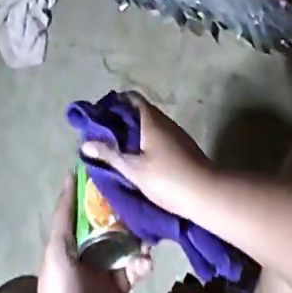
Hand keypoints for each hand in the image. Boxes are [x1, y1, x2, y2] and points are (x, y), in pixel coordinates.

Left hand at [30, 176, 151, 292]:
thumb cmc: (60, 292)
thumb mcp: (58, 248)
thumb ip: (65, 213)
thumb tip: (71, 173)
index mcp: (72, 237)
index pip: (90, 207)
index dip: (104, 191)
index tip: (122, 171)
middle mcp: (90, 249)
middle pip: (113, 223)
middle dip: (128, 214)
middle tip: (145, 201)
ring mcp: (107, 268)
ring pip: (128, 243)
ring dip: (139, 239)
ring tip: (150, 236)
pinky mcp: (122, 287)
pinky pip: (136, 268)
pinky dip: (144, 263)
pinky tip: (147, 262)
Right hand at [79, 93, 214, 218]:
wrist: (207, 194)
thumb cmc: (167, 178)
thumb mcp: (133, 169)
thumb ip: (110, 154)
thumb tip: (85, 144)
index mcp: (151, 119)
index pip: (131, 98)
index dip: (114, 103)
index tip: (99, 116)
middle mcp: (164, 121)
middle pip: (139, 112)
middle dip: (120, 121)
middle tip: (102, 135)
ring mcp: (175, 134)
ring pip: (149, 126)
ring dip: (133, 133)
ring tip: (115, 148)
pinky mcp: (182, 149)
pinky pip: (158, 138)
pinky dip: (144, 143)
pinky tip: (137, 159)